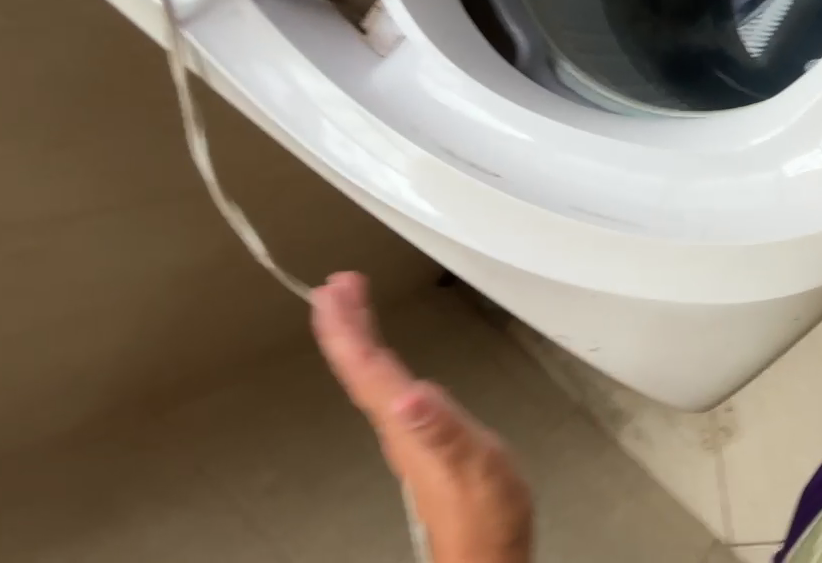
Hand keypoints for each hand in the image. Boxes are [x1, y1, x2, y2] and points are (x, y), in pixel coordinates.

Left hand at [311, 273, 532, 562]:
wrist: (486, 556)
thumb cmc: (484, 510)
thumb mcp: (473, 463)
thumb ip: (441, 429)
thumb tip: (409, 394)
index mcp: (405, 422)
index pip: (367, 368)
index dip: (347, 327)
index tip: (335, 289)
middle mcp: (398, 425)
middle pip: (361, 369)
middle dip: (345, 325)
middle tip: (335, 285)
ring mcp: (407, 434)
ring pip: (369, 378)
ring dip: (357, 340)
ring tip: (354, 310)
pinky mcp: (423, 439)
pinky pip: (388, 389)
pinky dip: (381, 363)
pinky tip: (390, 363)